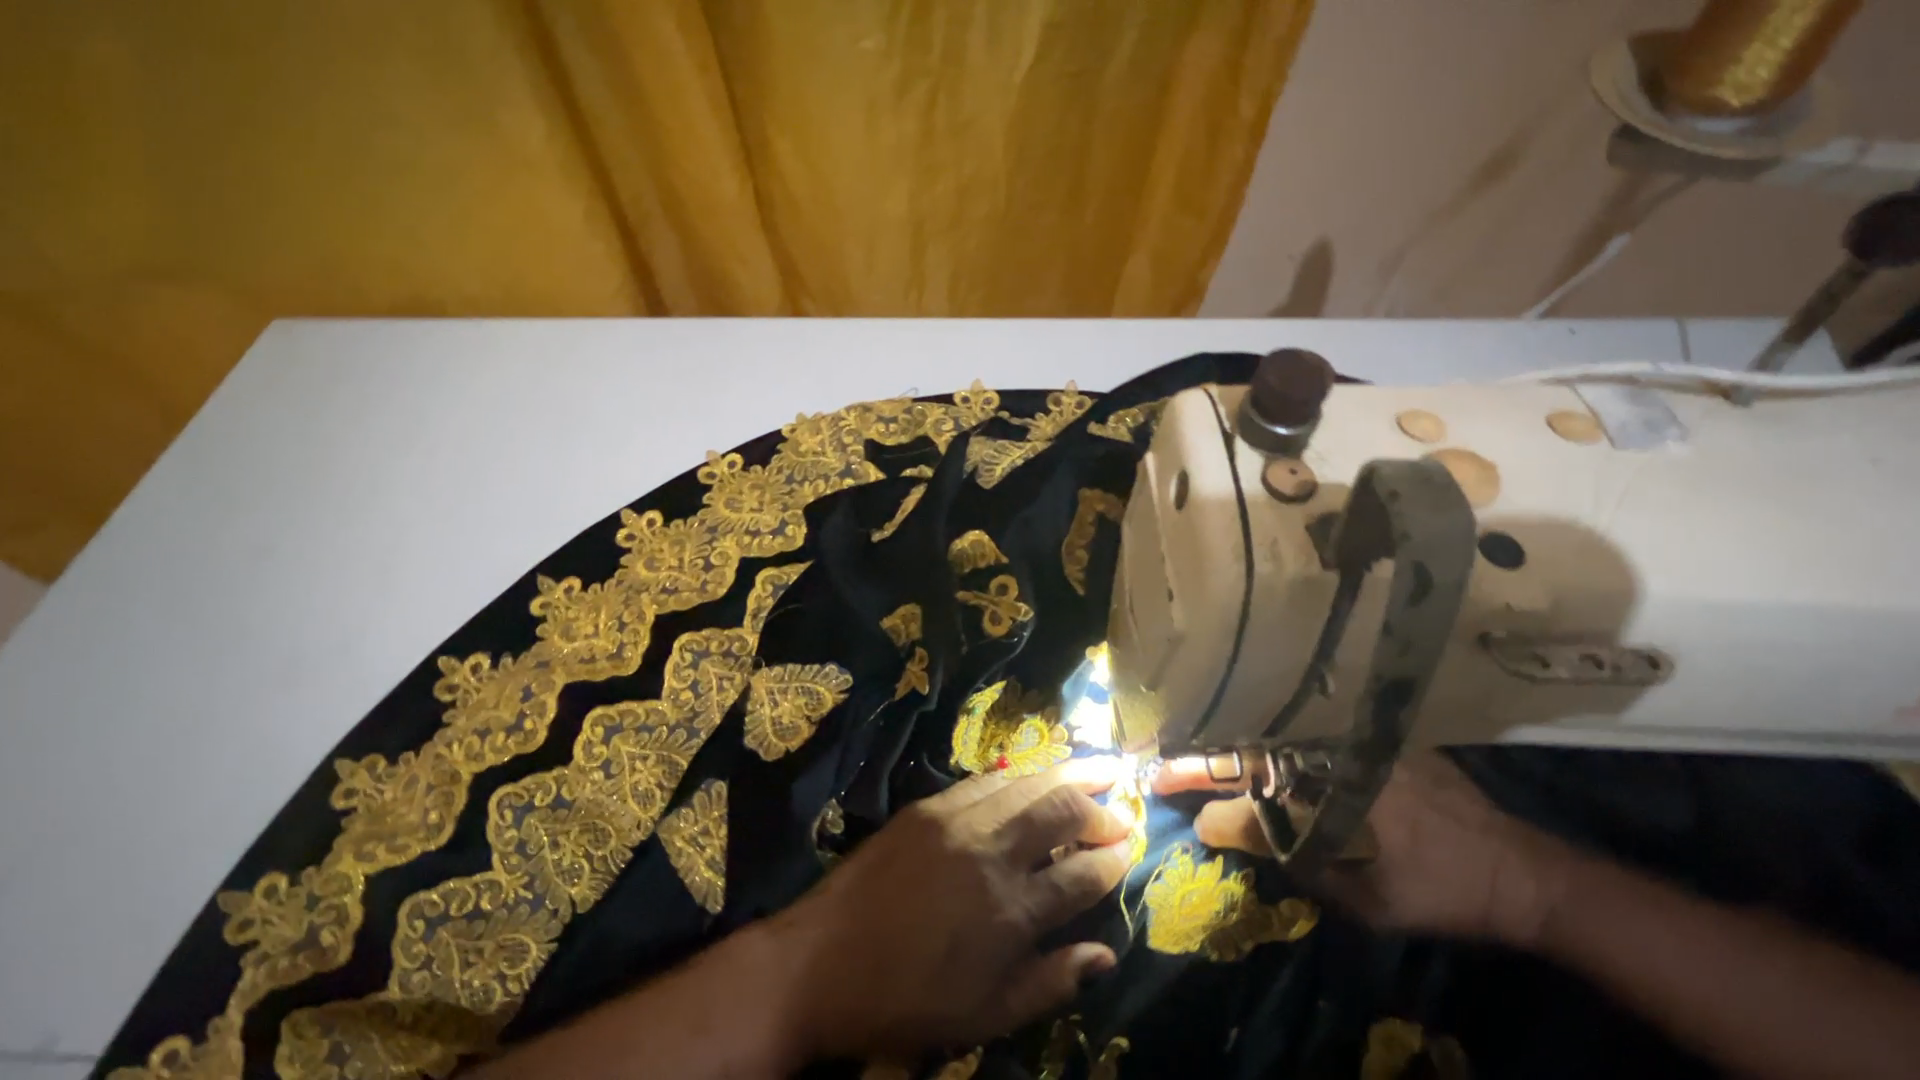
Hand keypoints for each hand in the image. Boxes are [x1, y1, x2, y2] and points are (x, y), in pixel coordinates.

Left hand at [765, 757, 1134, 1060]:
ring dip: (1068, 775)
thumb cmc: (905, 1001)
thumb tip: (1105, 955)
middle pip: (1062, 808)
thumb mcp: (985, 1015)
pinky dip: (1019, 776)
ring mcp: (957, 821)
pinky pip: (986, 779)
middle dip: (1100, 807)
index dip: (1115, 859)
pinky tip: (1032, 778)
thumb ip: (1052, 983)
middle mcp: (992, 852)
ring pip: (1027, 781)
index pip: (1085, 873)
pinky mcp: (927, 807)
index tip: (1131, 851)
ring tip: (1097, 769)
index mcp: (1013, 910)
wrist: (818, 962)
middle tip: (1119, 812)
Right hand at [1152, 752, 1574, 943]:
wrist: (1530, 878)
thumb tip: (1216, 826)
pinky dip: (1284, 761)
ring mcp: (1369, 743)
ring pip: (1287, 745)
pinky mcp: (1388, 748)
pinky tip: (1269, 775)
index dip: (1198, 773)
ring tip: (1207, 773)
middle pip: (1261, 746)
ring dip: (1245, 759)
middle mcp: (1347, 747)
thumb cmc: (1444, 892)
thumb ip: (1287, 854)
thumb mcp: (1361, 891)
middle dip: (1210, 761)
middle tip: (1170, 773)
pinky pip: (1320, 748)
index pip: (1250, 769)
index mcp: (1338, 777)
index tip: (1157, 777)